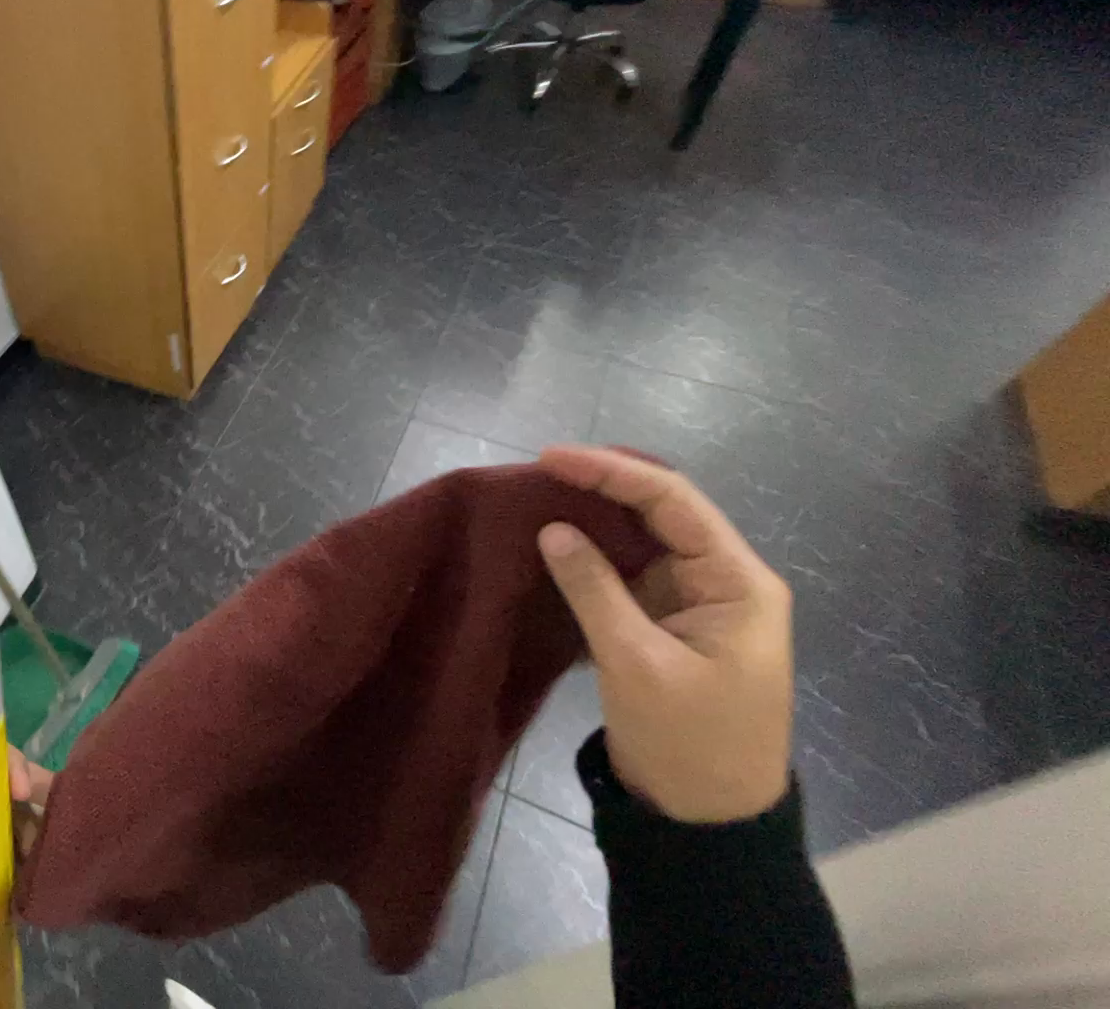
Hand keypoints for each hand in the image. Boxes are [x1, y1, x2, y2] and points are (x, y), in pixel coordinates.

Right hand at [535, 445, 793, 823]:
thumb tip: (552, 529)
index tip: (550, 457)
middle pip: (660, 513)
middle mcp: (721, 580)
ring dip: (593, 519)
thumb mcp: (635, 660)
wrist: (706, 816)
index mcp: (736, 582)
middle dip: (601, 487)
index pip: (673, 502)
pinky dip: (590, 558)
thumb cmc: (687, 739)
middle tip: (538, 474)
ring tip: (538, 498)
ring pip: (641, 541)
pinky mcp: (667, 624)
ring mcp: (694, 603)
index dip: (611, 472)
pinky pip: (626, 575)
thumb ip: (593, 588)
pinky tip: (554, 545)